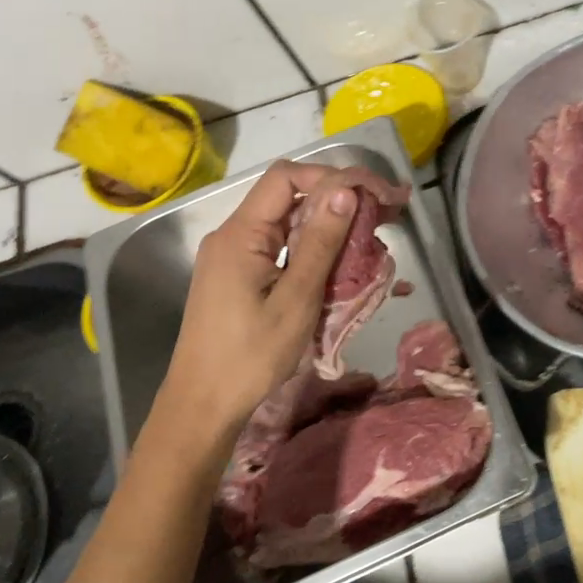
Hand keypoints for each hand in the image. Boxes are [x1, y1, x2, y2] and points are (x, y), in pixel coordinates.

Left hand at [145, 161, 365, 468]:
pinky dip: (308, 249)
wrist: (203, 405)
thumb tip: (345, 192)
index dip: (329, 177)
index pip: (285, 178)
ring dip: (324, 226)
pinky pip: (277, 248)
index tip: (369, 194)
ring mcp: (232, 257)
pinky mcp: (236, 277)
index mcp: (240, 234)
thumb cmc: (251, 355)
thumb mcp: (296, 299)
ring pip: (284, 224)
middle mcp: (232, 236)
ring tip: (365, 241)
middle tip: (379, 217)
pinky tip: (335, 265)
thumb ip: (320, 243)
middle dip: (333, 201)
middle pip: (285, 197)